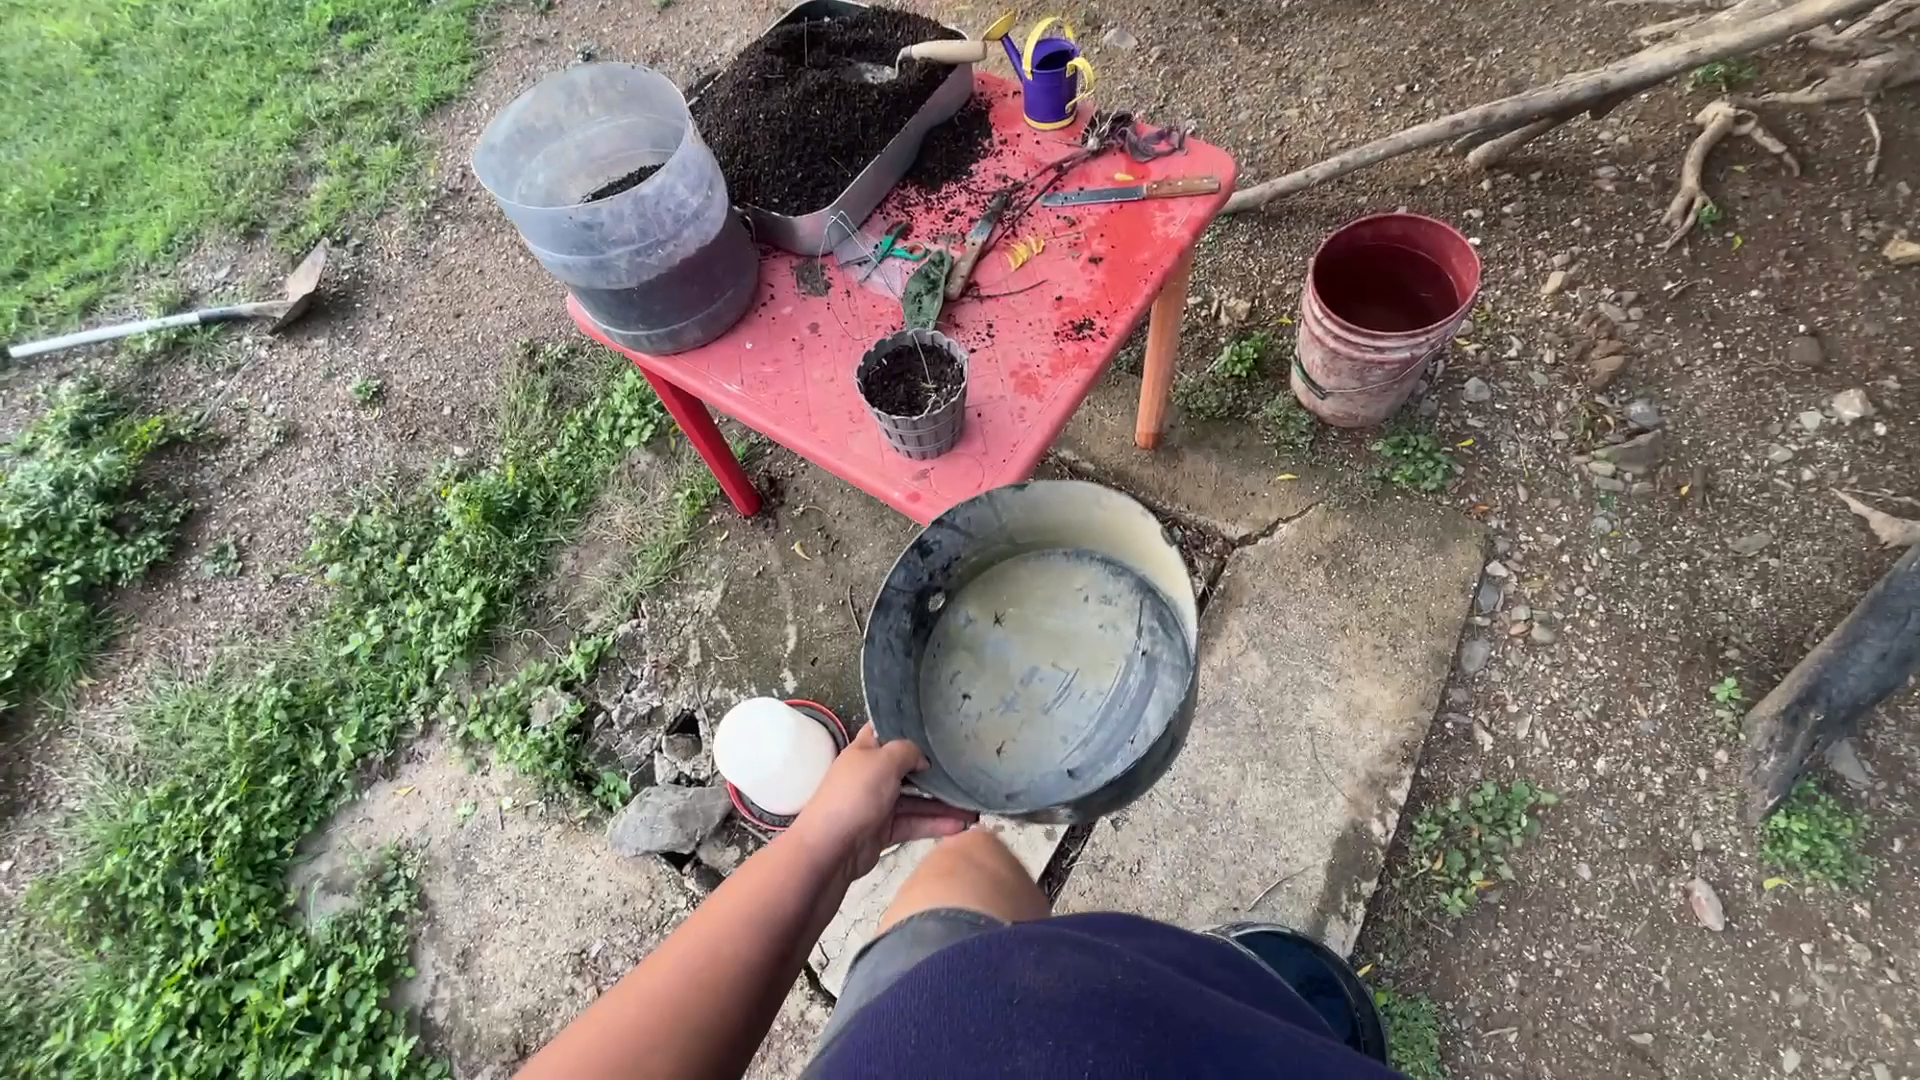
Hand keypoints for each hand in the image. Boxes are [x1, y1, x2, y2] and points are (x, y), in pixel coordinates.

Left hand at [789, 725, 976, 882]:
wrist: (830, 848)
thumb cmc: (855, 795)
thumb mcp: (883, 761)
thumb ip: (908, 751)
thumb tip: (923, 759)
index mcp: (865, 750)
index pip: (887, 731)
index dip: (908, 727)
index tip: (937, 725)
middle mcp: (872, 774)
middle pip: (908, 767)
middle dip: (935, 771)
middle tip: (966, 770)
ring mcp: (879, 803)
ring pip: (915, 799)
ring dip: (942, 803)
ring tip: (973, 806)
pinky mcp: (885, 830)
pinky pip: (914, 822)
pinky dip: (935, 823)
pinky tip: (960, 825)